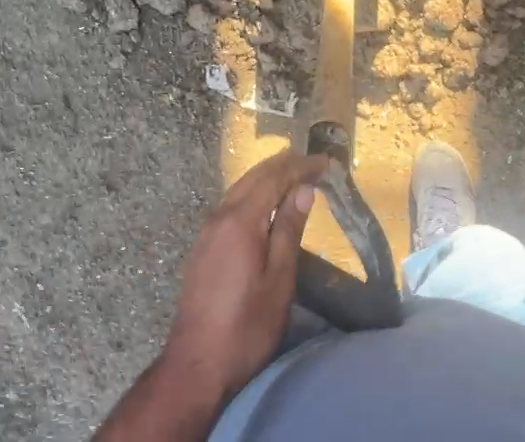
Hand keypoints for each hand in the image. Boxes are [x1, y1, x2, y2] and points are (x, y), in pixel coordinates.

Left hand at [155, 151, 329, 404]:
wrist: (197, 362)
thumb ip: (289, 231)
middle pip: (253, 178)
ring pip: (240, 190)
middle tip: (313, 163)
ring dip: (267, 179)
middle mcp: (219, 216)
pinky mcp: (204, 246)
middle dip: (283, 166)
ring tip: (295, 178)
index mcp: (240, 220)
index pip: (273, 178)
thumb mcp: (279, 280)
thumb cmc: (247, 326)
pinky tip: (266, 206)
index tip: (326, 162)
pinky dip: (253, 195)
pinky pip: (231, 205)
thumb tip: (303, 190)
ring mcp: (207, 230)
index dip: (300, 167)